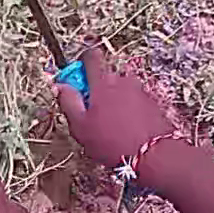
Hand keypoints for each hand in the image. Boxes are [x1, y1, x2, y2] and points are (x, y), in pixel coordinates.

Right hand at [54, 44, 178, 168]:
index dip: (79, 65)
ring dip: (111, 102)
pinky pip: (132, 101)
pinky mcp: (151, 103)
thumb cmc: (112, 143)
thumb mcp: (80, 126)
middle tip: (88, 115)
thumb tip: (61, 86)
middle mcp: (122, 81)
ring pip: (118, 90)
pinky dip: (125, 110)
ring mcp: (139, 91)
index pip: (90, 57)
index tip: (74, 83)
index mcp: (102, 83)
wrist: (152, 155)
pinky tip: (122, 130)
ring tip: (107, 126)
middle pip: (104, 76)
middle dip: (94, 90)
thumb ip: (69, 101)